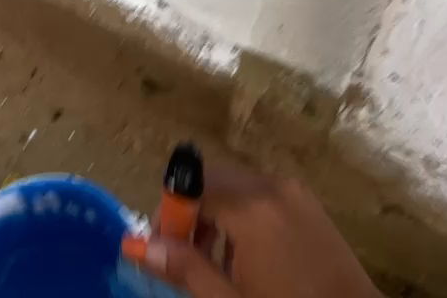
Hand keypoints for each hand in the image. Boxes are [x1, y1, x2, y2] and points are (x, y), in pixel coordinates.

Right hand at [126, 154, 381, 297]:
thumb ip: (185, 269)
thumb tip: (138, 245)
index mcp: (251, 207)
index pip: (194, 185)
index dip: (170, 212)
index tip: (162, 247)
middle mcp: (271, 185)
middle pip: (215, 179)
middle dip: (193, 212)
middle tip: (186, 258)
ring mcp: (294, 189)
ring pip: (238, 187)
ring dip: (218, 214)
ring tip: (217, 266)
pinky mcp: (308, 201)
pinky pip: (263, 194)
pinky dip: (245, 215)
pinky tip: (248, 258)